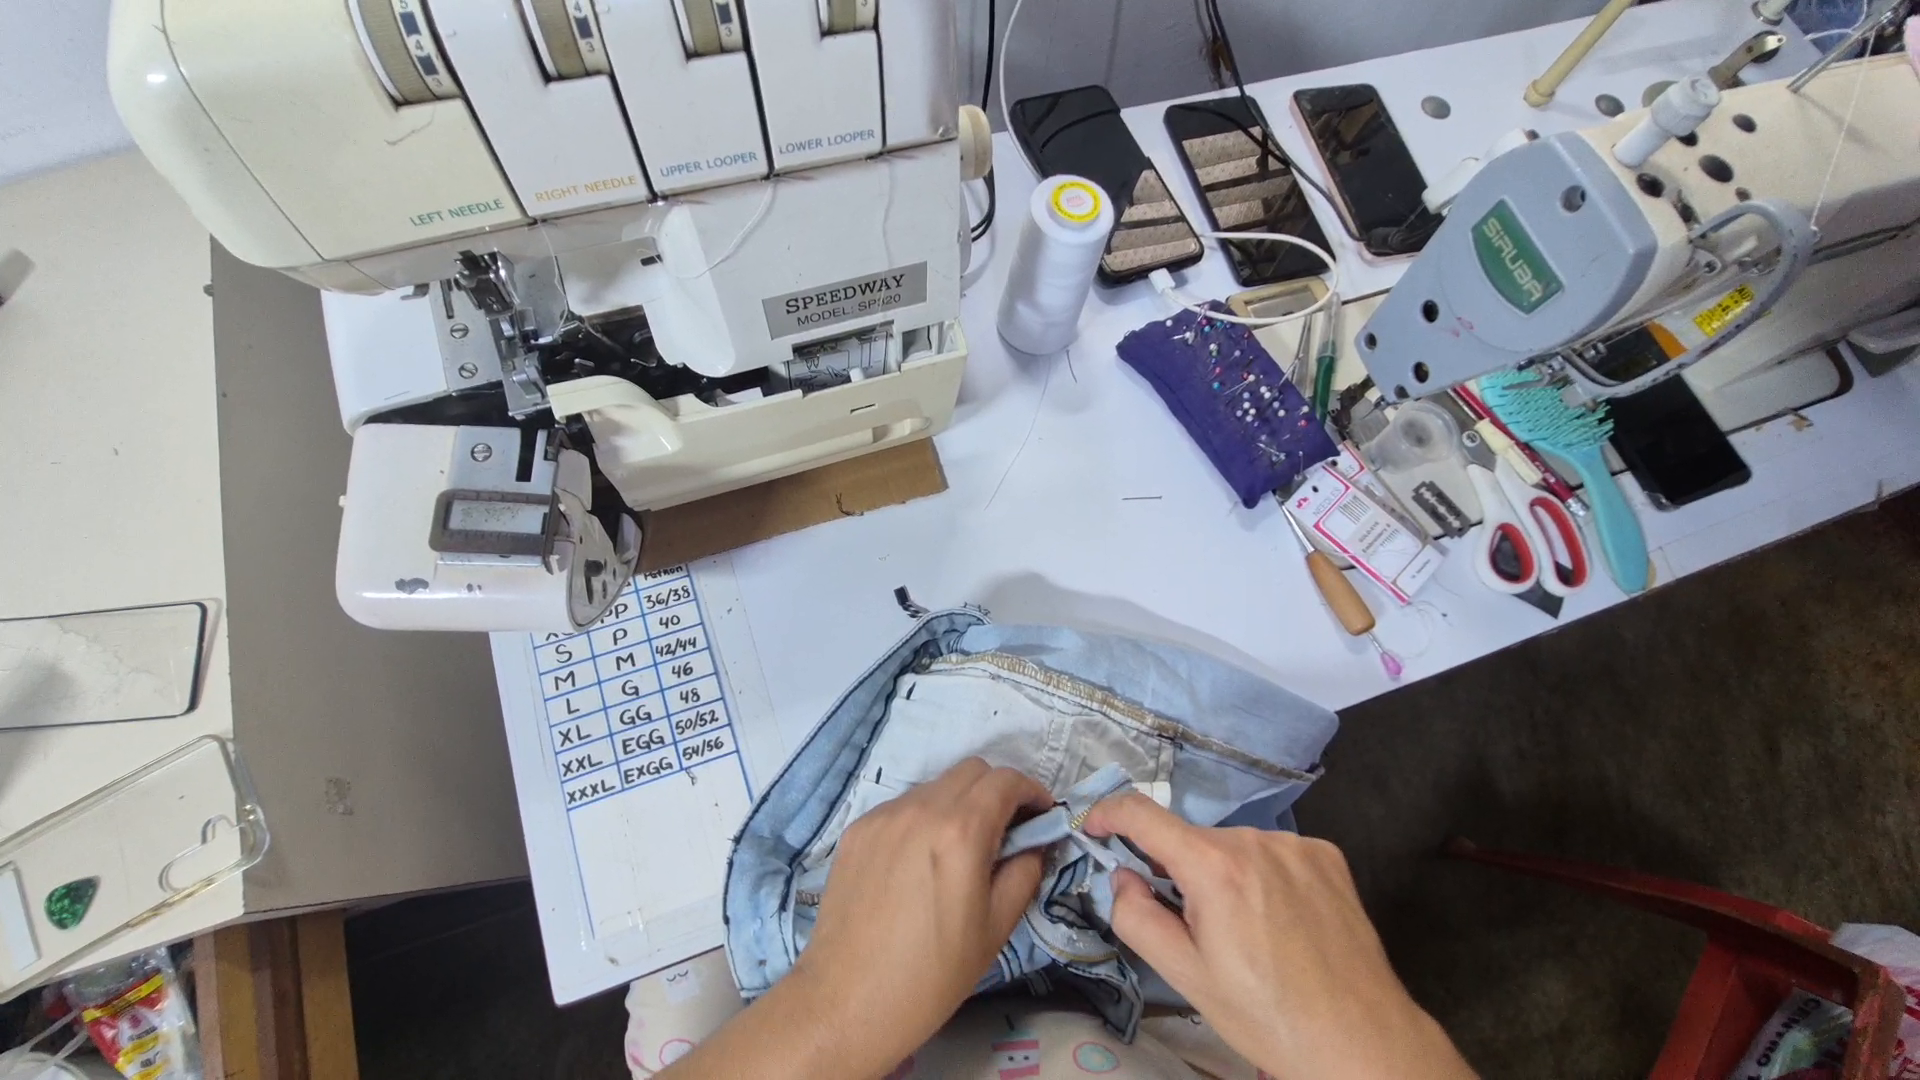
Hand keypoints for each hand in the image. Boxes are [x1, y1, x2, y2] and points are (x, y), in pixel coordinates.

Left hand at [789, 758, 1052, 1077]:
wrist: (845, 1003)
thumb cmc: (931, 975)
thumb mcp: (995, 928)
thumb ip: (1024, 872)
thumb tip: (1033, 843)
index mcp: (960, 831)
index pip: (1006, 780)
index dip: (1032, 792)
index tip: (1041, 816)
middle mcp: (920, 809)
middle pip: (972, 771)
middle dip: (998, 791)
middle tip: (1006, 831)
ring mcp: (883, 816)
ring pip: (935, 786)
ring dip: (959, 803)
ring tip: (959, 851)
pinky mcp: (857, 830)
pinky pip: (902, 807)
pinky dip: (923, 819)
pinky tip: (919, 863)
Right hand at [1084, 795, 1476, 1079]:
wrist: (1363, 1044)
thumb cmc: (1264, 1015)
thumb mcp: (1185, 976)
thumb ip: (1137, 916)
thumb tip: (1123, 876)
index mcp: (1213, 867)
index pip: (1142, 814)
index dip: (1108, 812)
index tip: (1093, 826)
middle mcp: (1253, 839)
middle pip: (1191, 840)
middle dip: (1177, 870)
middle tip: (1192, 925)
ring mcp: (1295, 843)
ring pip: (1232, 847)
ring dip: (1222, 873)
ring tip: (1246, 932)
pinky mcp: (1326, 855)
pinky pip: (1272, 852)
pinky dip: (1262, 875)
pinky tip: (1282, 920)